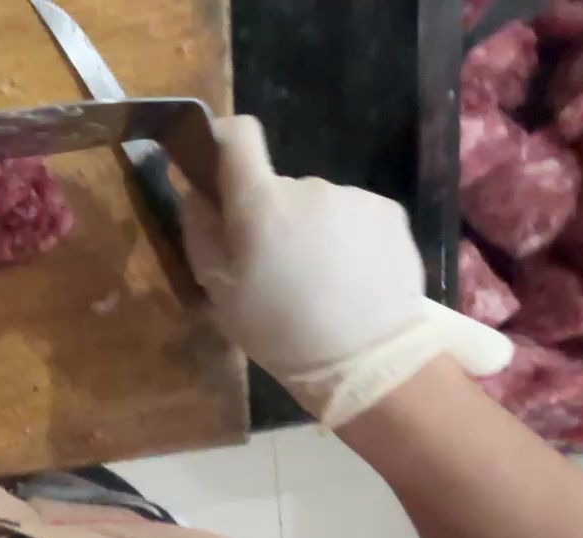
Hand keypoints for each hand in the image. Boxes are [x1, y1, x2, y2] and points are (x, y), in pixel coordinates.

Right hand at [183, 115, 510, 425]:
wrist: (363, 354)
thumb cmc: (275, 328)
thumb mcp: (219, 291)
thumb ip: (202, 235)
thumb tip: (196, 193)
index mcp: (261, 206)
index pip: (239, 137)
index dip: (218, 142)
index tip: (209, 166)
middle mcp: (308, 187)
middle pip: (271, 187)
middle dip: (262, 216)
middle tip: (263, 268)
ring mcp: (352, 196)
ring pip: (310, 205)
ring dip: (300, 230)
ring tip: (306, 280)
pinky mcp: (386, 211)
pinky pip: (345, 216)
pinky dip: (335, 239)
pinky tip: (338, 278)